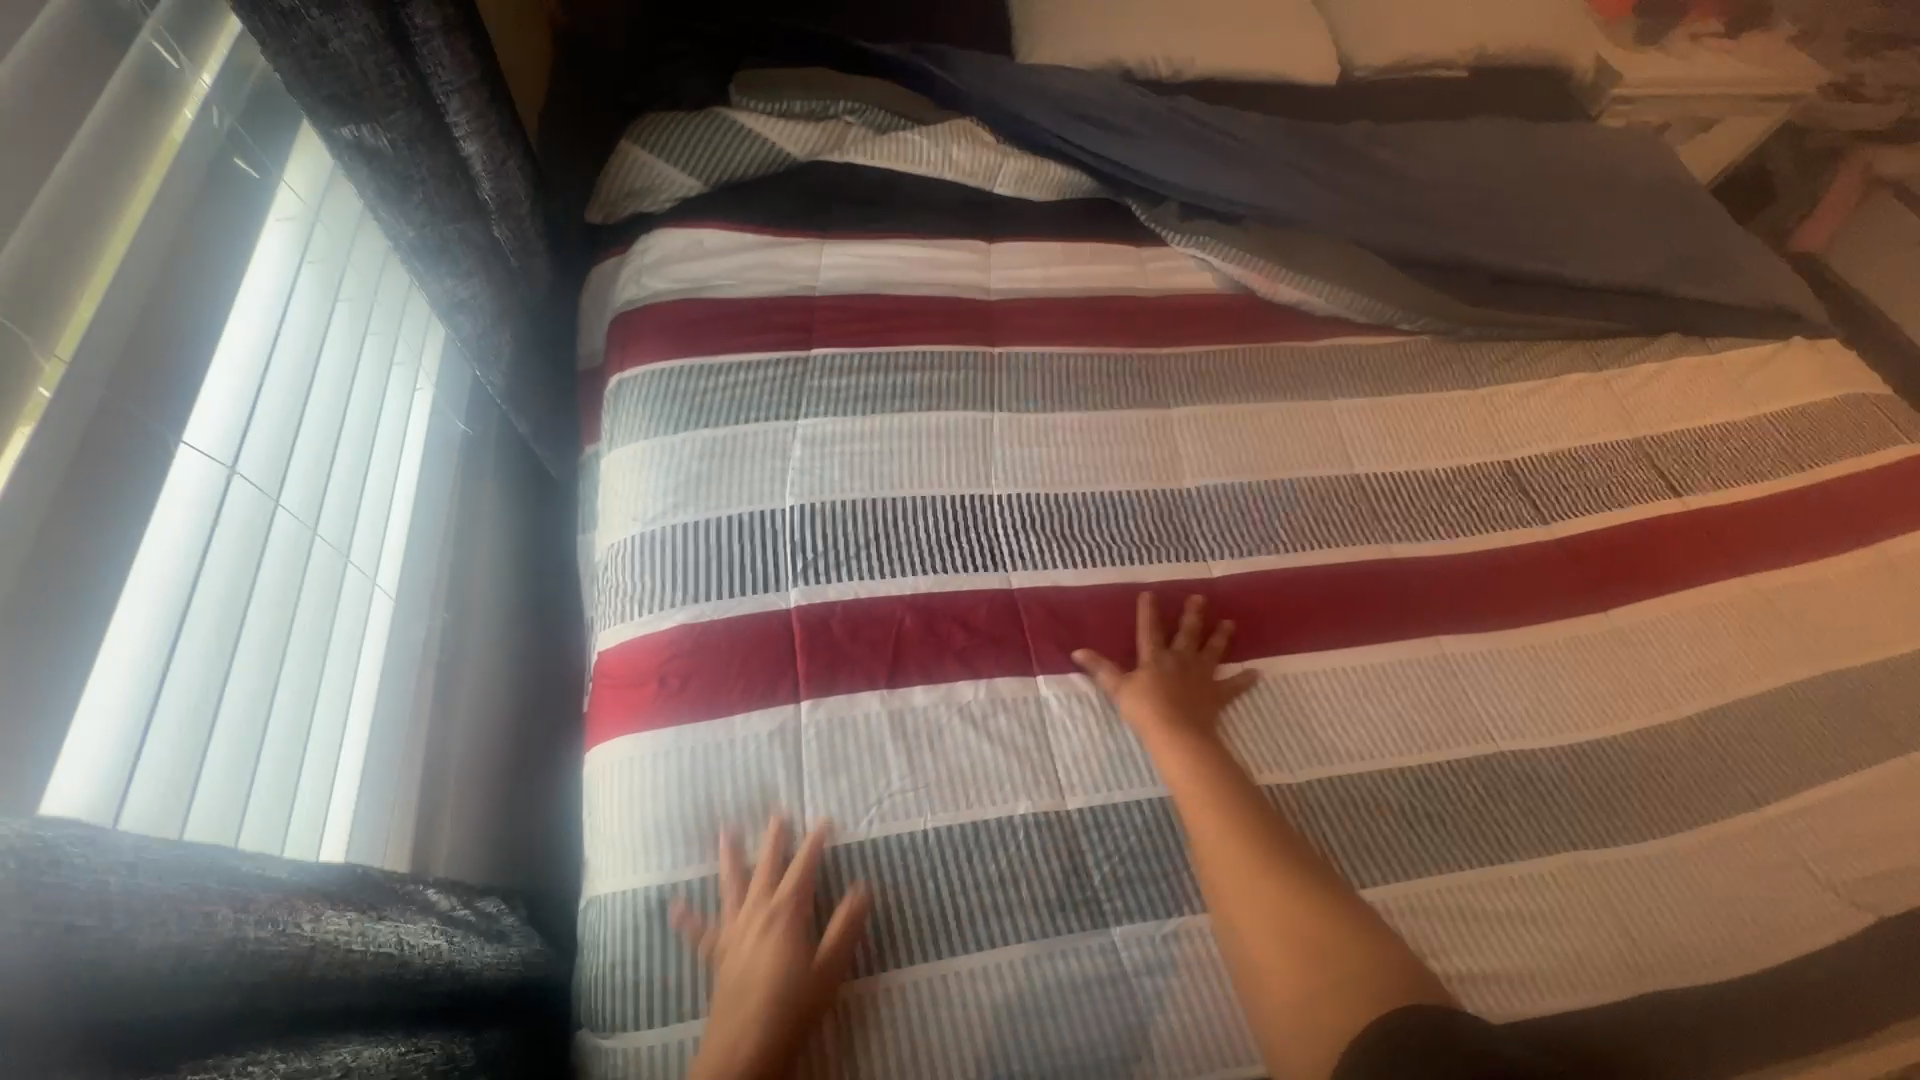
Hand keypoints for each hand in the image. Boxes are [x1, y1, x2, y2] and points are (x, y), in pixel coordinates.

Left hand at [673, 817, 873, 1079]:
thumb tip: (862, 887)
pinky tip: (676, 905)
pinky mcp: (716, 955)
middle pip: (766, 868)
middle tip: (776, 812)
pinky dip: (688, 918)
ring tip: (725, 832)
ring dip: (729, 858)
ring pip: (731, 886)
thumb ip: (846, 925)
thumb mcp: (830, 967)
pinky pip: (700, 932)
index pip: (803, 868)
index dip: (814, 843)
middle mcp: (757, 913)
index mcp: (787, 913)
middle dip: (773, 840)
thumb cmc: (794, 1007)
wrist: (745, 1049)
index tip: (823, 819)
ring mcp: (733, 933)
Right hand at [1072, 592, 1258, 747]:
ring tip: (1230, 623)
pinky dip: (1244, 680)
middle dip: (1193, 615)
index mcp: (1155, 658)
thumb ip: (1100, 669)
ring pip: (1212, 652)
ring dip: (1221, 637)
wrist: (1176, 732)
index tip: (1151, 593)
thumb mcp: (1117, 688)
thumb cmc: (1144, 710)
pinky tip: (1256, 674)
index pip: (1149, 630)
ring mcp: (1201, 676)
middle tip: (1201, 598)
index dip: (1149, 612)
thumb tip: (1077, 651)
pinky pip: (1233, 686)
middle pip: (1187, 634)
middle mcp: (1179, 661)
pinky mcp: (1216, 695)